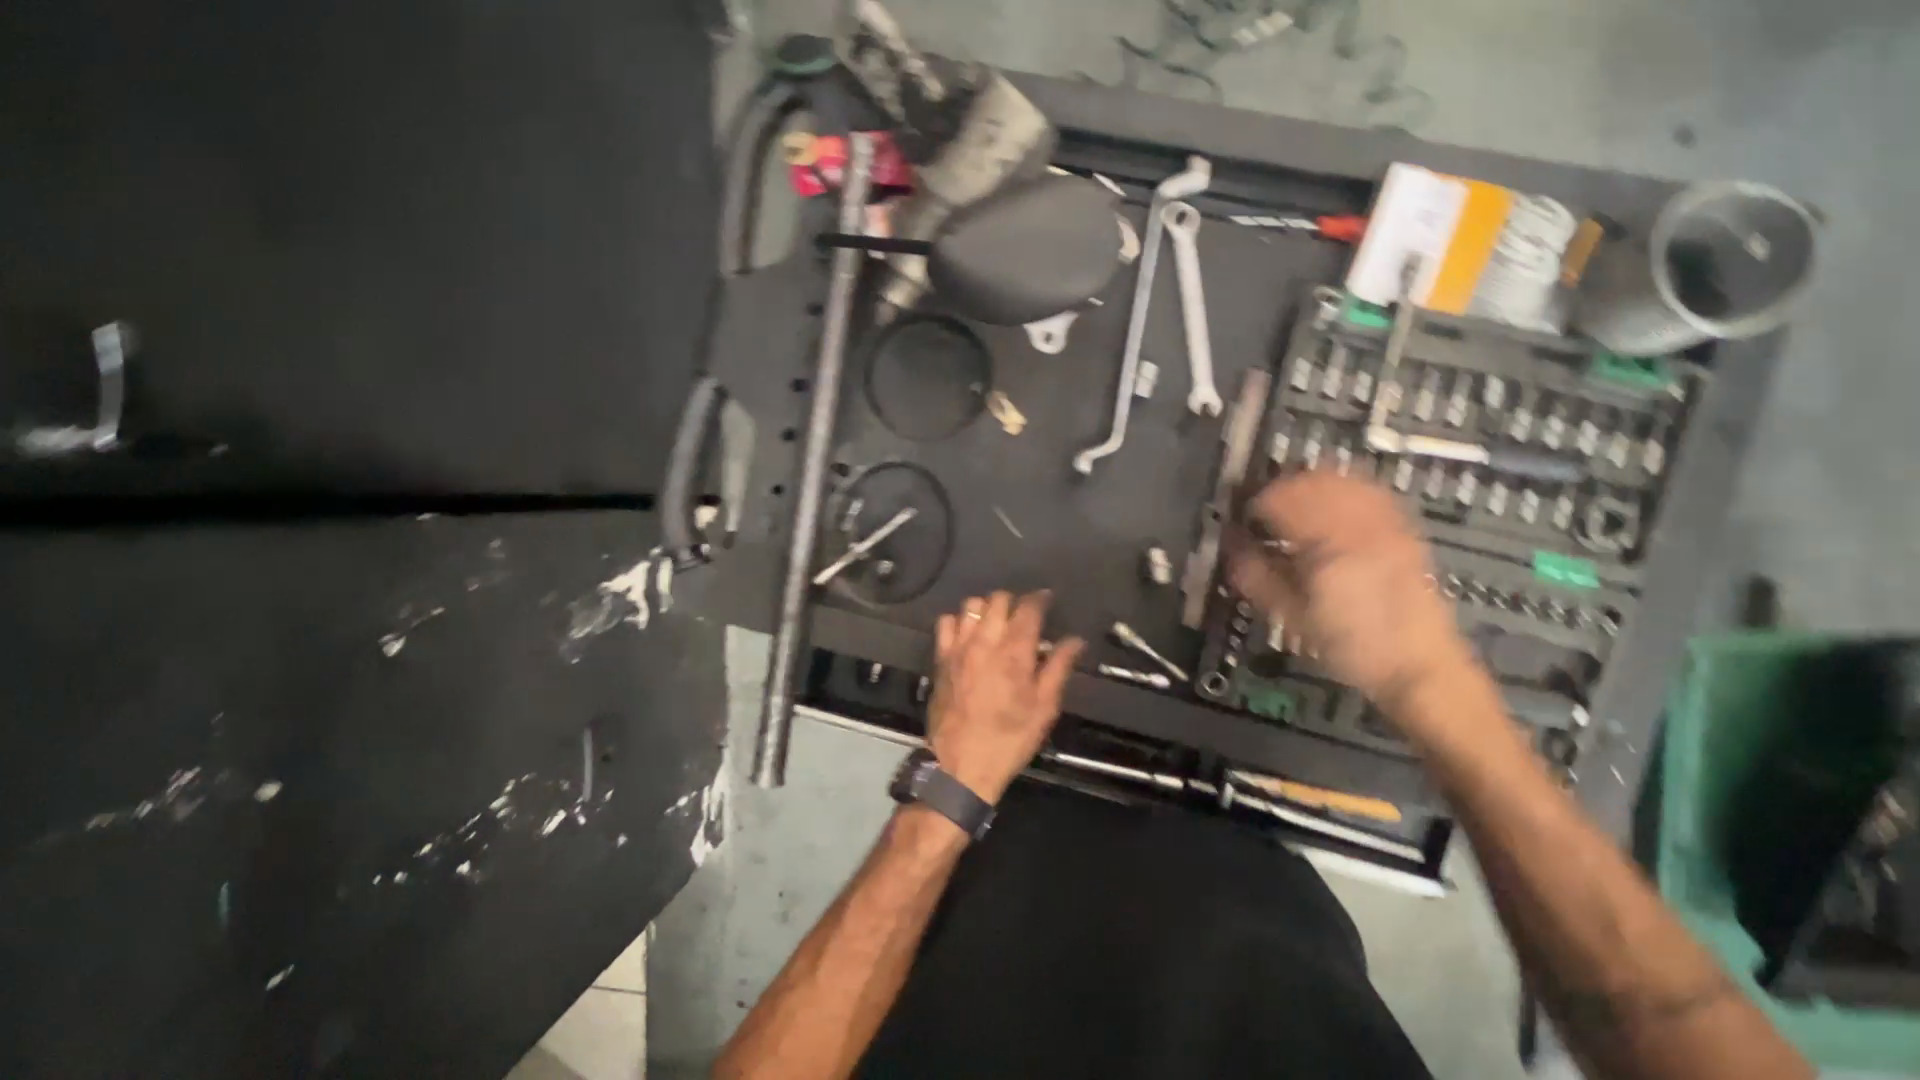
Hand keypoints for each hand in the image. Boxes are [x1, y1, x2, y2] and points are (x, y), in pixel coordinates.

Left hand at [928, 590, 1084, 803]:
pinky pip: (946, 623)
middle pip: (998, 599)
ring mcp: (959, 648)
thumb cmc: (1010, 739)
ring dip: (987, 608)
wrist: (962, 764)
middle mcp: (985, 641)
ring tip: (996, 623)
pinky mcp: (940, 658)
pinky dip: (960, 621)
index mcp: (1015, 652)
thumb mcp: (1044, 708)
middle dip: (1014, 602)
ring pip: (971, 605)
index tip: (1048, 601)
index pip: (1029, 607)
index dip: (1041, 598)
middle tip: (1024, 617)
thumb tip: (1075, 640)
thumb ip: (1058, 668)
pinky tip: (969, 635)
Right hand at [1225, 471, 1476, 722]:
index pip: (1279, 500)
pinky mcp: (1404, 529)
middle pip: (1311, 481)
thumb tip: (1232, 548)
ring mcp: (1386, 523)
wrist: (1417, 665)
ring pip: (1341, 479)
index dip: (1254, 503)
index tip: (1242, 518)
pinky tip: (1334, 508)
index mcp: (1325, 545)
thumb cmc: (1351, 648)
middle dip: (1281, 489)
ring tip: (1296, 505)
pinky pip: (1370, 491)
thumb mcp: (1293, 618)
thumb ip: (1257, 577)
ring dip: (1312, 485)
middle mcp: (1357, 524)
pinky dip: (1345, 490)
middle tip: (1264, 510)